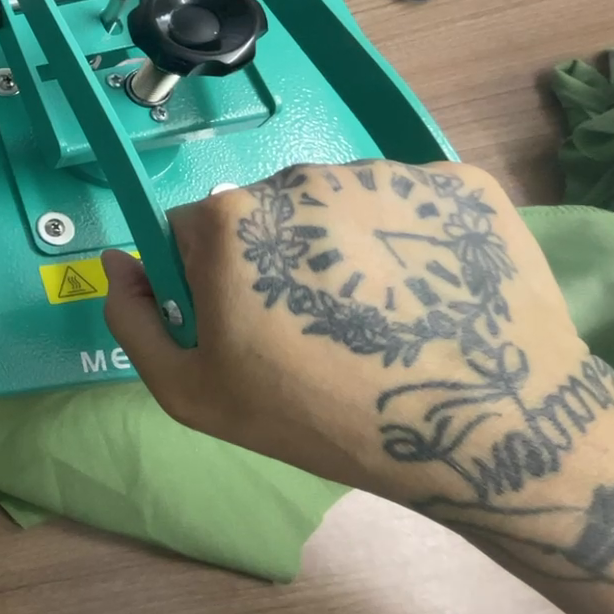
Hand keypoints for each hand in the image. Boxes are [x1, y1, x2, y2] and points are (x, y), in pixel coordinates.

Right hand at [103, 160, 613, 502]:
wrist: (496, 438)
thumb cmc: (319, 415)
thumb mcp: (190, 389)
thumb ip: (131, 318)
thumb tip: (116, 261)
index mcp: (227, 220)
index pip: (186, 231)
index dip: (204, 280)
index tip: (245, 324)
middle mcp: (296, 179)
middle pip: (256, 214)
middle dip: (267, 258)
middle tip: (311, 326)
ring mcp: (382, 175)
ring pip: (326, 205)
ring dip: (332, 245)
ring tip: (375, 312)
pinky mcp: (456, 185)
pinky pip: (400, 200)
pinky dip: (400, 235)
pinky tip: (422, 290)